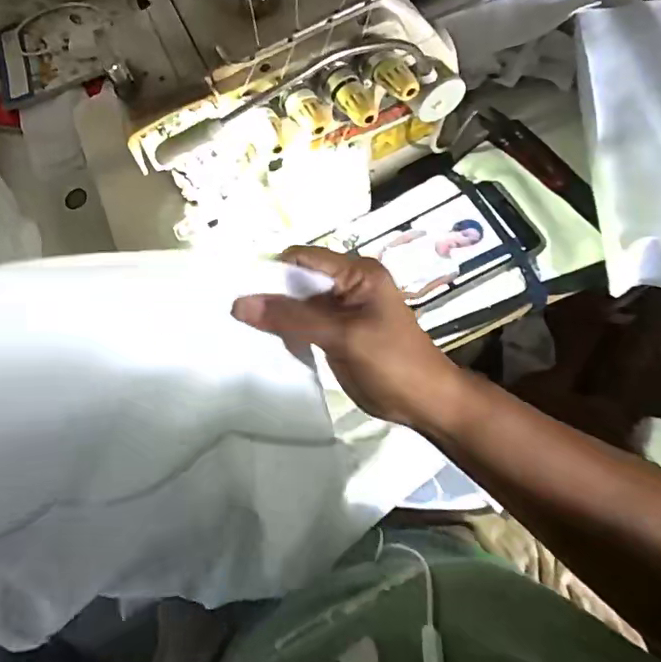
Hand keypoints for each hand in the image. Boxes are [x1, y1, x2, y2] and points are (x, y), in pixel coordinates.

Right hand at [232, 246, 479, 429]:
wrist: (426, 404)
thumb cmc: (392, 362)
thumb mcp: (342, 336)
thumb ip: (292, 318)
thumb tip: (239, 304)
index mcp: (357, 272)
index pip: (303, 258)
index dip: (272, 269)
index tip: (239, 287)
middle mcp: (347, 284)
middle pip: (297, 279)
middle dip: (269, 292)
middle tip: (234, 308)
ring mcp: (341, 310)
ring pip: (297, 302)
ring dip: (275, 313)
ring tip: (241, 324)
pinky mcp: (336, 333)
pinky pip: (303, 323)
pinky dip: (285, 329)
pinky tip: (263, 339)